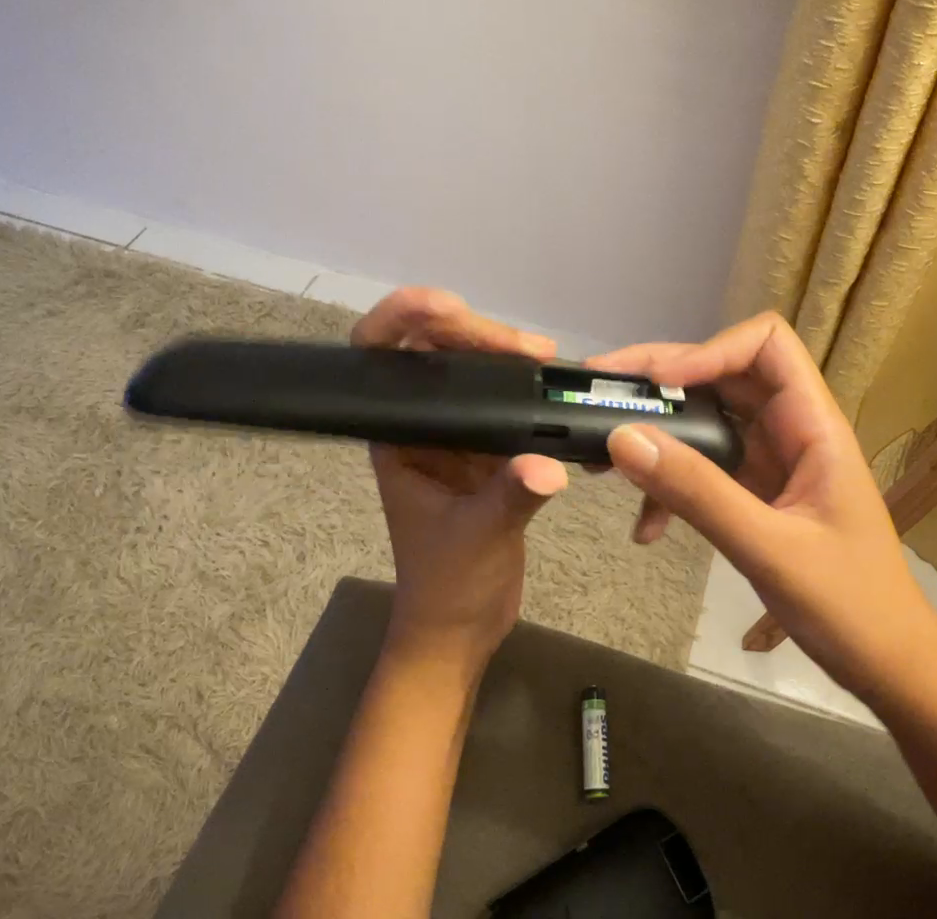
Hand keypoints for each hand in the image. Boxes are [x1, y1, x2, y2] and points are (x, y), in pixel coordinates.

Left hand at [353, 288, 568, 666]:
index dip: (403, 319)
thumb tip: (548, 466)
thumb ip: (510, 497)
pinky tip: (556, 384)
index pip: (381, 358)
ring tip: (545, 357)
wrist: (462, 628)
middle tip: (527, 345)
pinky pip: (509, 405)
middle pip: (436, 354)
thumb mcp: (477, 538)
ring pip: (475, 373)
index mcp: (396, 436)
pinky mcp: (490, 453)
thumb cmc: (447, 587)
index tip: (449, 307)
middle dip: (475, 334)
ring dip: (505, 355)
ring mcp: (458, 438)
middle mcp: (422, 427)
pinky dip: (529, 390)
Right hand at [587, 312, 936, 704]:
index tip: (656, 382)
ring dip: (658, 439)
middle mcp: (791, 432)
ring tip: (601, 462)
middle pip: (723, 377)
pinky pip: (704, 472)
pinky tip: (646, 529)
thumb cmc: (849, 605)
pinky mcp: (756, 496)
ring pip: (707, 425)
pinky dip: (671, 489)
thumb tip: (623, 438)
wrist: (885, 661)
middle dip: (661, 385)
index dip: (709, 348)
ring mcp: (772, 464)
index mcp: (813, 425)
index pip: (766, 345)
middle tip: (599, 397)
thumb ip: (698, 493)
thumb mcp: (768, 548)